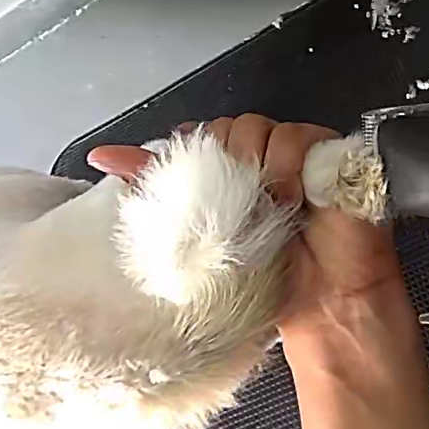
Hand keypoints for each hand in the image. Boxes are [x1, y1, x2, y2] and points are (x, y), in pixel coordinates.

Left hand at [88, 116, 410, 345]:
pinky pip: (293, 135)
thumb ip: (160, 193)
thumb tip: (100, 155)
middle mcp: (261, 159)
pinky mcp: (327, 151)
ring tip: (265, 208)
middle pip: (225, 127)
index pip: (199, 138)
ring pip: (255, 126)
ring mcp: (295, 153)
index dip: (191, 155)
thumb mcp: (199, 240)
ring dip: (253, 167)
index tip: (189, 183)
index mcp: (230, 175)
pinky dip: (286, 162)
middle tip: (233, 207)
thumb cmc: (269, 278)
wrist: (327, 301)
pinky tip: (289, 197)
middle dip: (222, 164)